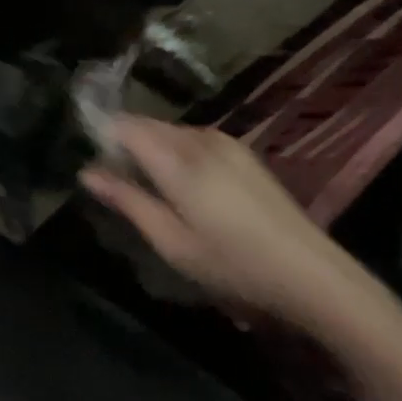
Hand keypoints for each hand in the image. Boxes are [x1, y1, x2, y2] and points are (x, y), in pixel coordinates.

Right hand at [80, 116, 357, 325]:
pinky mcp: (241, 152)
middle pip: (146, 124)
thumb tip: (87, 172)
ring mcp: (224, 142)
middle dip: (125, 143)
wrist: (314, 275)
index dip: (101, 134)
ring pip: (169, 131)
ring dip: (152, 148)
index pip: (123, 124)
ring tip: (153, 188)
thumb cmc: (233, 264)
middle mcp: (198, 139)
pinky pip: (192, 139)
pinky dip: (177, 152)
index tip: (93, 160)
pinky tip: (187, 187)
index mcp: (176, 159)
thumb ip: (128, 201)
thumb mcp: (171, 242)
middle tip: (119, 181)